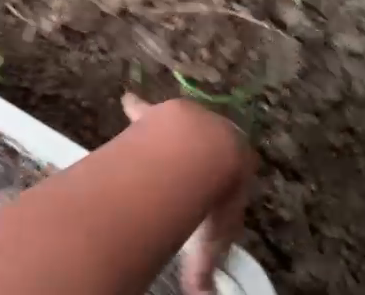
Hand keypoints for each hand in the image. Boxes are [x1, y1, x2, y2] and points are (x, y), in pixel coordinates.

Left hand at [122, 94, 250, 294]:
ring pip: (177, 127)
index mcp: (238, 160)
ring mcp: (185, 118)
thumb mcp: (214, 238)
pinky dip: (135, 106)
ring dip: (169, 135)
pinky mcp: (157, 113)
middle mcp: (215, 132)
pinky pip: (142, 108)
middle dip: (198, 155)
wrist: (203, 149)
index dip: (225, 183)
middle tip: (186, 171)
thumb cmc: (215, 195)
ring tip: (160, 144)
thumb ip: (205, 266)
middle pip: (207, 142)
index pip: (236, 170)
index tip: (216, 194)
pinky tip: (126, 98)